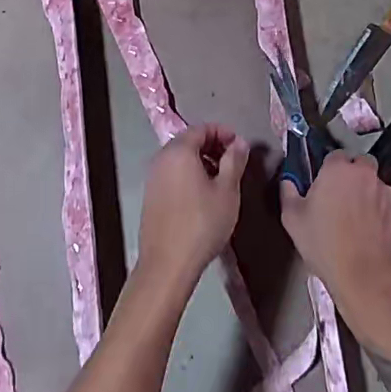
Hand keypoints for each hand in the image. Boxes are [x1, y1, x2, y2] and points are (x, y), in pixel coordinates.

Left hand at [137, 124, 247, 288]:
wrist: (168, 263)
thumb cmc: (202, 223)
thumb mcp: (228, 190)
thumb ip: (234, 161)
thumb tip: (239, 142)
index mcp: (179, 151)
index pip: (201, 128)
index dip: (223, 132)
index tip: (239, 145)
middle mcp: (161, 159)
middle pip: (188, 141)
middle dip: (212, 145)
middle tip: (233, 160)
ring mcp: (153, 177)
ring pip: (179, 158)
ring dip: (201, 160)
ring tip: (221, 178)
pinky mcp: (151, 195)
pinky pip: (172, 173)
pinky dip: (189, 174)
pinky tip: (203, 194)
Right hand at [281, 151, 390, 334]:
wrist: (365, 278)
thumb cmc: (324, 246)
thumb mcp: (292, 219)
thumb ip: (288, 191)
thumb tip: (289, 180)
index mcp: (338, 170)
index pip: (335, 156)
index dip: (329, 171)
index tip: (325, 187)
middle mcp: (367, 174)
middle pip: (362, 165)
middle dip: (355, 177)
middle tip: (344, 201)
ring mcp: (390, 193)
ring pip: (379, 186)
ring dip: (371, 196)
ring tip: (362, 222)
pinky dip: (389, 215)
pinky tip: (379, 233)